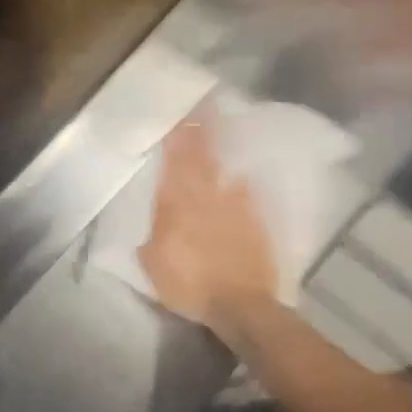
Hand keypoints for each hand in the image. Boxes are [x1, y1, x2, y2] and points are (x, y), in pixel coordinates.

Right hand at [138, 119, 277, 334]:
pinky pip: (247, 192)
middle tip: (205, 105)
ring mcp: (238, 208)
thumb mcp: (153, 261)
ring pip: (228, 169)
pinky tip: (241, 174)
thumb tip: (157, 221)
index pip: (178, 162)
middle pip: (205, 157)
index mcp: (178, 205)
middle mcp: (209, 198)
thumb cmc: (188, 285)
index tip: (181, 112)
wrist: (241, 306)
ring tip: (222, 129)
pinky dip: (242, 178)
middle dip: (204, 130)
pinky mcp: (257, 222)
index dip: (179, 136)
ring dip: (224, 148)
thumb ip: (154, 235)